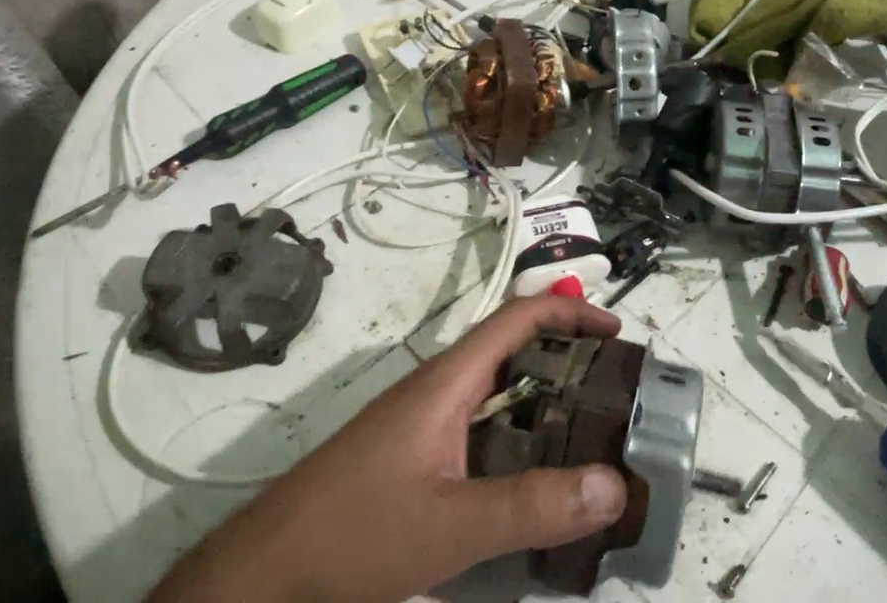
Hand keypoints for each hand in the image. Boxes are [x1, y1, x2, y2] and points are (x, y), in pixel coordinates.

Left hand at [148, 297, 629, 602]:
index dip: (570, 314)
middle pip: (514, 352)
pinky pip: (481, 431)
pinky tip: (537, 482)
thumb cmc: (355, 533)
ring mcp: (424, 424)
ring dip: (547, 404)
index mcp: (448, 382)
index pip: (517, 318)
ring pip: (498, 396)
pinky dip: (520, 440)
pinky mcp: (414, 456)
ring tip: (593, 438)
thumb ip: (532, 506)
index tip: (619, 338)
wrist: (267, 572)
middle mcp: (438, 390)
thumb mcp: (451, 525)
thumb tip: (614, 484)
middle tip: (619, 399)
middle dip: (570, 361)